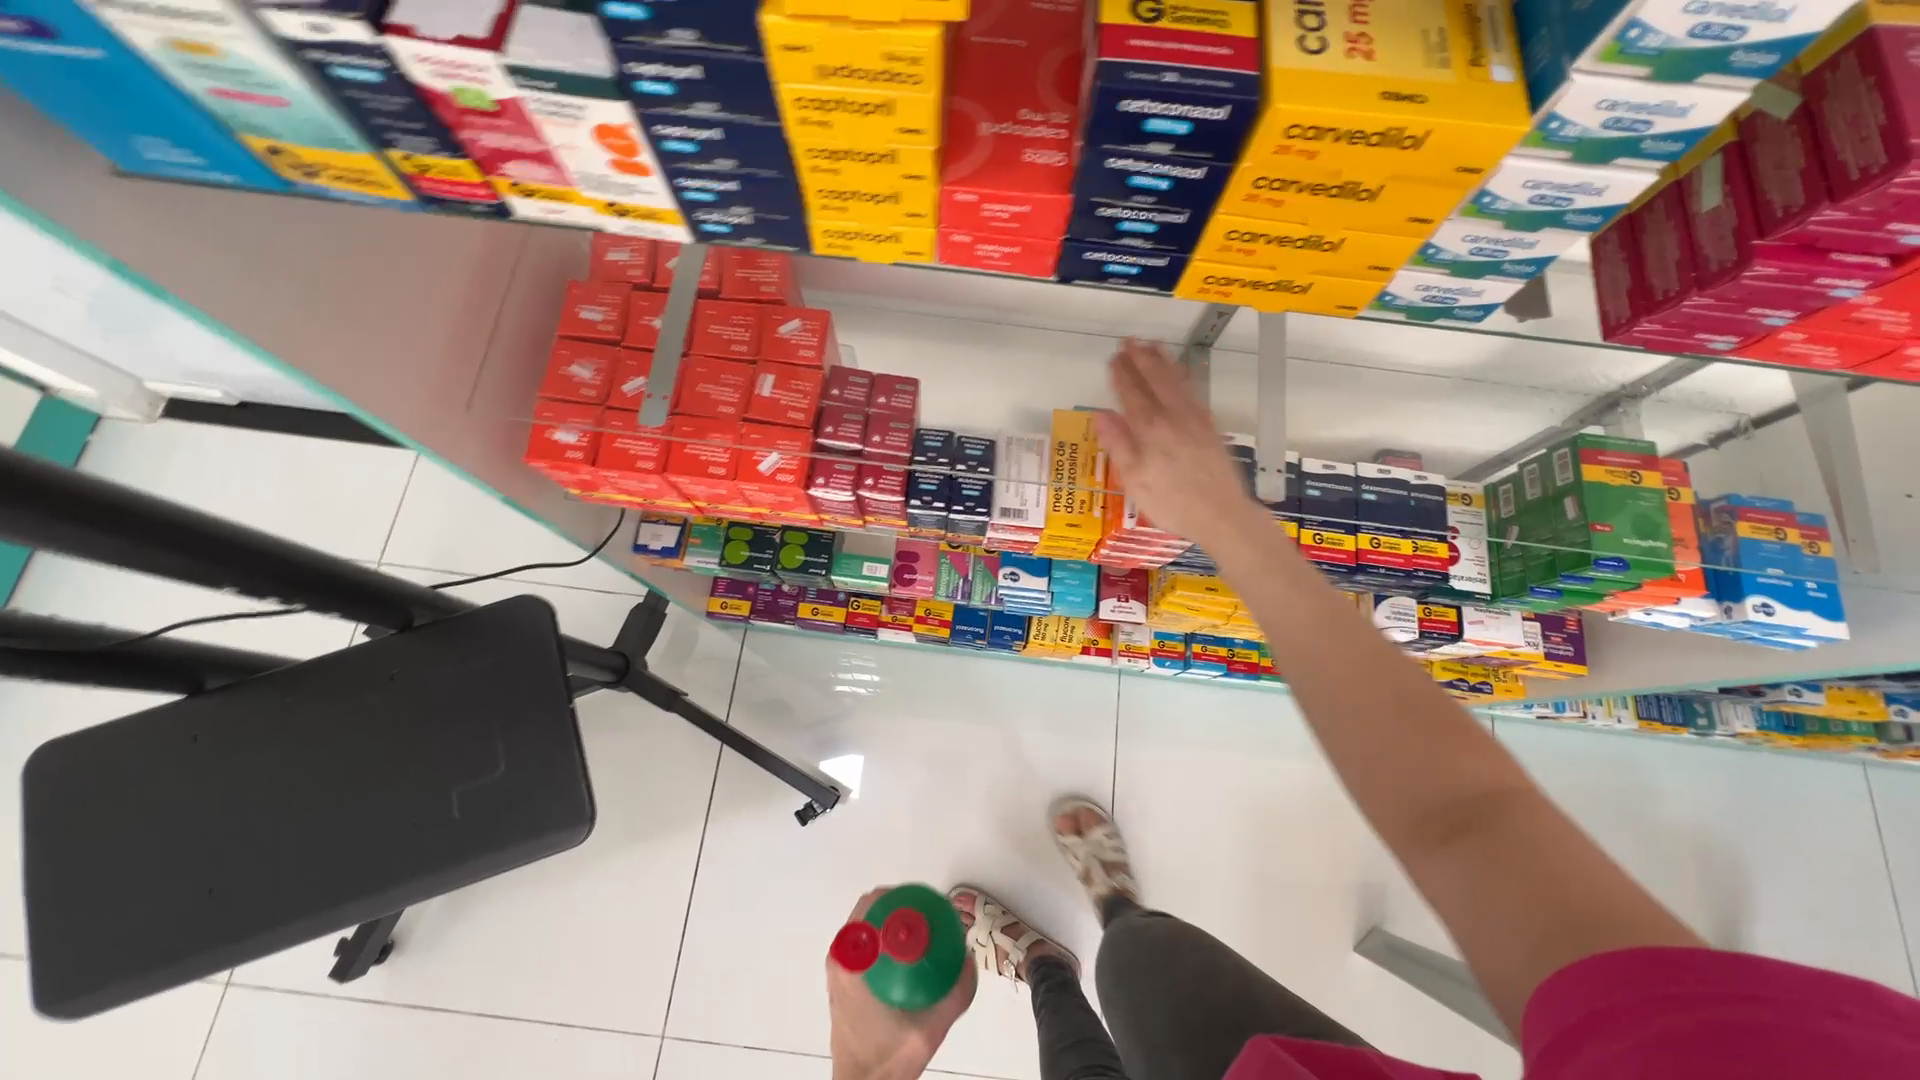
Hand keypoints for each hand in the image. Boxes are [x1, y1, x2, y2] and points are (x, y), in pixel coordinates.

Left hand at [827, 887, 976, 1079]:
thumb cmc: (888, 1056)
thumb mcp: (931, 1026)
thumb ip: (956, 992)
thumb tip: (968, 958)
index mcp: (852, 960)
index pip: (874, 904)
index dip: (905, 897)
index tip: (931, 906)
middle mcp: (841, 957)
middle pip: (872, 910)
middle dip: (903, 907)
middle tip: (932, 918)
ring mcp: (840, 968)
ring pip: (868, 925)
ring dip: (894, 922)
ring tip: (925, 933)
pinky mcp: (844, 978)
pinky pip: (865, 943)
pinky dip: (887, 938)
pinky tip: (911, 955)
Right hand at [1096, 338, 1267, 550]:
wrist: (1222, 515)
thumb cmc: (1172, 504)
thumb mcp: (1135, 480)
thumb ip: (1118, 444)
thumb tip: (1101, 414)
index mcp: (1150, 430)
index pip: (1131, 393)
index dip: (1121, 374)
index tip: (1113, 358)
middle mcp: (1173, 417)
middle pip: (1156, 379)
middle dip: (1141, 358)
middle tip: (1129, 340)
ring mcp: (1196, 420)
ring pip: (1177, 381)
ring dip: (1163, 360)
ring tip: (1152, 345)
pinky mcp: (1211, 427)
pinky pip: (1194, 391)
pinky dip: (1183, 375)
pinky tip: (1181, 372)